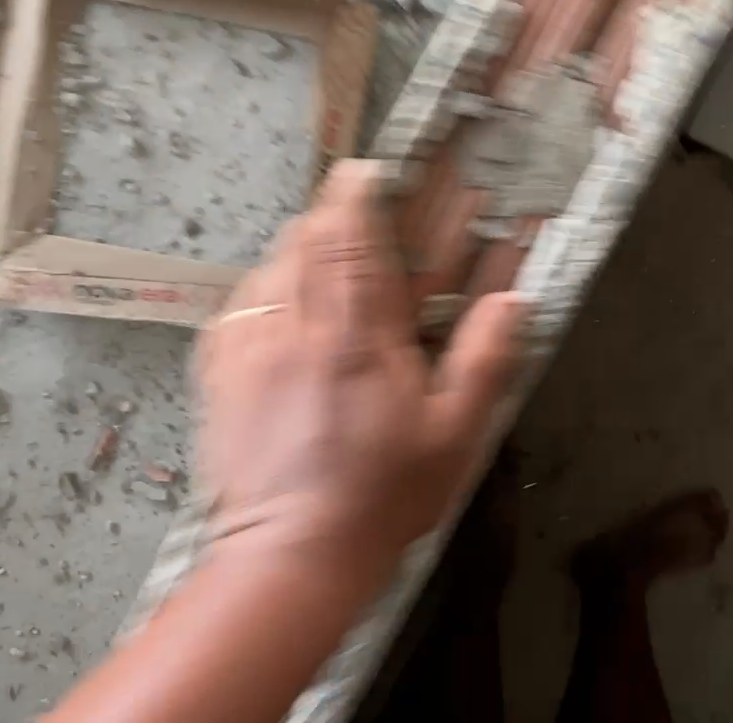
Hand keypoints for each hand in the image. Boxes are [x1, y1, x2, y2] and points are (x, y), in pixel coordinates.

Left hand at [194, 159, 524, 583]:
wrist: (290, 561)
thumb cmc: (382, 494)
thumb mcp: (455, 434)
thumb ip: (486, 360)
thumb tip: (514, 298)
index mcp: (356, 338)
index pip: (349, 242)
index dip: (355, 196)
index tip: (365, 171)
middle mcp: (295, 332)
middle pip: (302, 243)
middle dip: (327, 215)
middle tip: (353, 216)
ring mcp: (248, 354)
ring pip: (267, 271)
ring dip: (297, 252)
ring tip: (324, 265)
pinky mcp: (219, 381)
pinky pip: (235, 309)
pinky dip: (261, 291)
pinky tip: (279, 308)